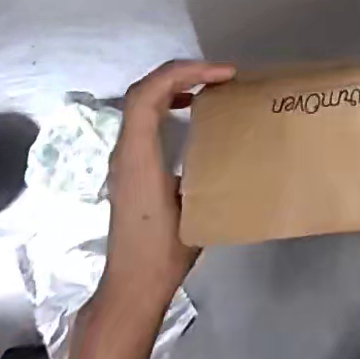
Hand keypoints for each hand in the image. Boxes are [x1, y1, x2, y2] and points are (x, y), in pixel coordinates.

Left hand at [104, 59, 234, 303]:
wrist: (132, 286)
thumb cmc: (164, 251)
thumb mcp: (194, 206)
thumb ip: (205, 166)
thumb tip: (234, 138)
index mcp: (138, 155)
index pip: (149, 94)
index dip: (185, 72)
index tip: (223, 74)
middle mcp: (125, 150)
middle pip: (143, 89)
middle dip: (183, 71)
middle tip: (222, 73)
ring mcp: (124, 156)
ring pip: (142, 101)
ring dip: (175, 83)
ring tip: (210, 82)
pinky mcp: (130, 165)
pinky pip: (144, 116)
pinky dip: (168, 100)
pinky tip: (191, 108)